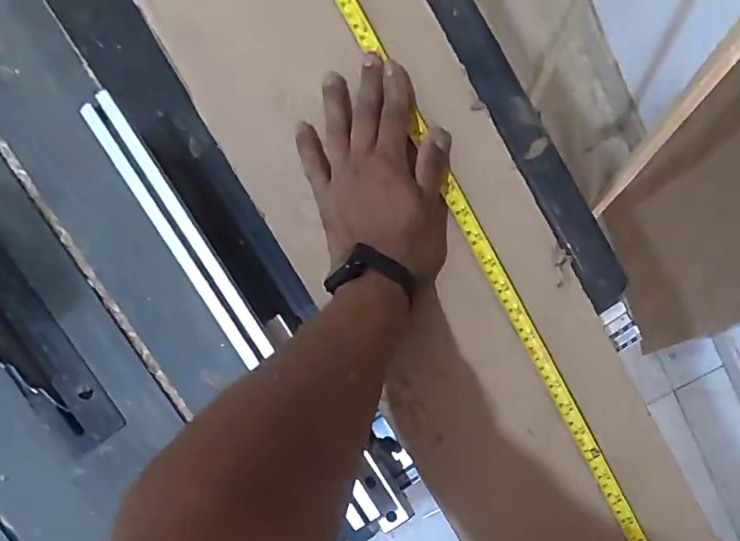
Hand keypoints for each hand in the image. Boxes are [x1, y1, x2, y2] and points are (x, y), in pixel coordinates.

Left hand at [297, 55, 451, 287]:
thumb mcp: (432, 210)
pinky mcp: (327, 198)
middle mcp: (362, 162)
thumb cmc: (411, 248)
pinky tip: (303, 128)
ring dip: (335, 104)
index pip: (396, 119)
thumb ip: (432, 170)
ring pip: (336, 132)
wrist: (376, 280)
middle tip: (368, 61)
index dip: (397, 92)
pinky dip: (308, 146)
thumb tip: (437, 132)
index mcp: (391, 163)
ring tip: (332, 78)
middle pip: (365, 117)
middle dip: (368, 88)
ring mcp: (341, 178)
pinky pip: (314, 166)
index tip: (395, 68)